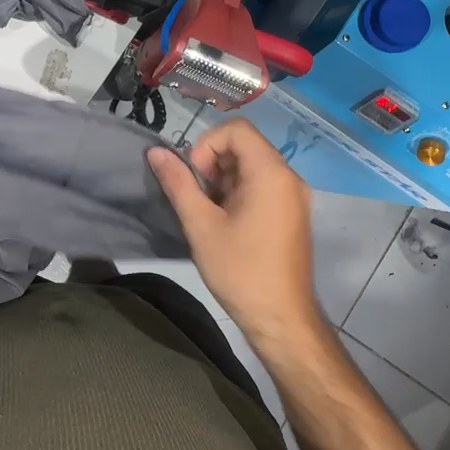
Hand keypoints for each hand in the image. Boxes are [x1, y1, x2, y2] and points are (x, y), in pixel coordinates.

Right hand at [147, 119, 320, 337]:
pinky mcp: (292, 213)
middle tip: (199, 198)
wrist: (281, 319)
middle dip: (213, 163)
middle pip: (244, 145)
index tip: (196, 178)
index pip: (236, 130)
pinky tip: (225, 223)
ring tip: (210, 214)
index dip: (207, 145)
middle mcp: (288, 178)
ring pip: (251, 166)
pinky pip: (262, 185)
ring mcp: (294, 196)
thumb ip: (178, 182)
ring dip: (223, 180)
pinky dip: (238, 192)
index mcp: (271, 174)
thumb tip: (155, 152)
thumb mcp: (200, 224)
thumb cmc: (240, 270)